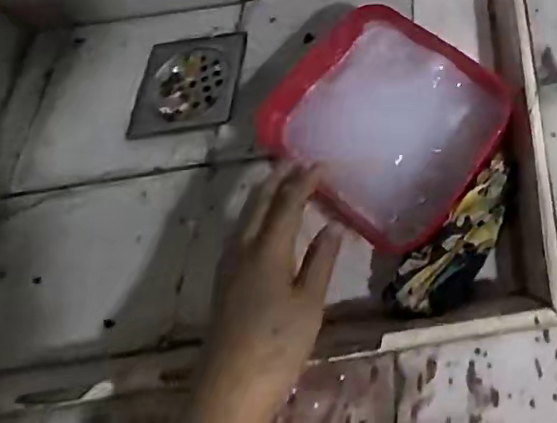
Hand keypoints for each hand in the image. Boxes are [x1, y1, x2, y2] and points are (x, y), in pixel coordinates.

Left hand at [191, 161, 342, 422]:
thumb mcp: (309, 304)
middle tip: (294, 160)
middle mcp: (243, 251)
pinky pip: (240, 234)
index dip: (304, 180)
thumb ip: (321, 260)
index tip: (320, 162)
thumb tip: (333, 224)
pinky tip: (261, 225)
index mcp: (267, 250)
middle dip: (277, 180)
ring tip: (279, 182)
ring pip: (245, 218)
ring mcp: (229, 269)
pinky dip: (254, 216)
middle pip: (258, 205)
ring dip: (263, 196)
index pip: (287, 203)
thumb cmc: (276, 346)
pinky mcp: (224, 285)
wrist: (227, 396)